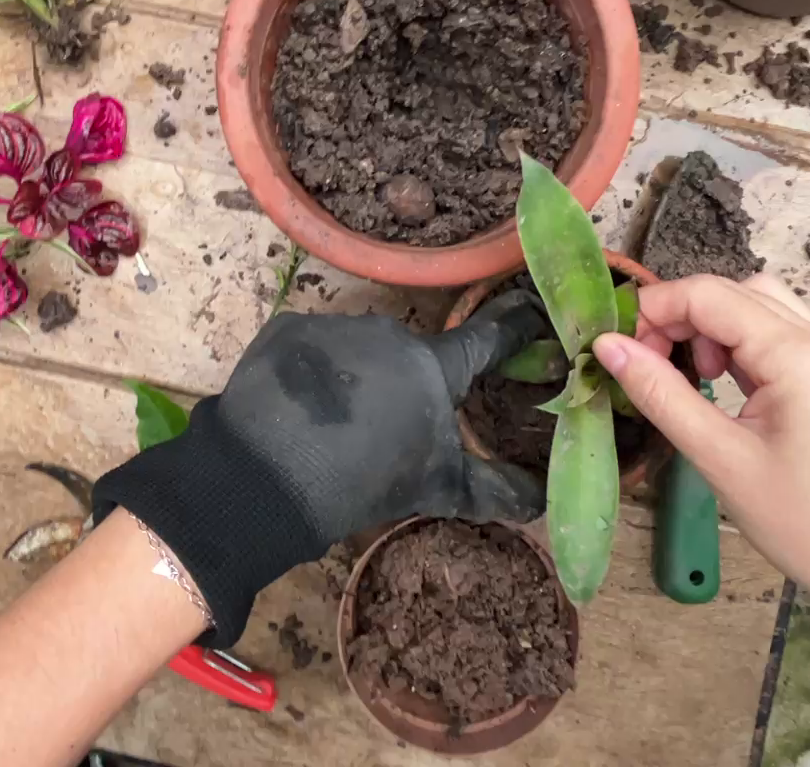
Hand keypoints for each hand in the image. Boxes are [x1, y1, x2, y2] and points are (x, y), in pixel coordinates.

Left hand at [93, 293, 548, 645]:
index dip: (516, 322)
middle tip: (393, 423)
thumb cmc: (364, 482)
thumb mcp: (436, 489)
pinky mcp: (290, 328)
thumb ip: (495, 490)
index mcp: (433, 365)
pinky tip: (301, 408)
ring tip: (340, 423)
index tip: (534, 308)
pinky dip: (316, 371)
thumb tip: (544, 502)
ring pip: (362, 349)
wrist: (265, 478)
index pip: (489, 335)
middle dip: (411, 381)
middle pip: (414, 353)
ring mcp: (336, 324)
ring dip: (361, 376)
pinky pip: (316, 347)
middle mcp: (390, 331)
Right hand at [591, 274, 809, 656]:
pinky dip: (743, 343)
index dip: (654, 309)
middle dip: (681, 314)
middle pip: (736, 291)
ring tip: (691, 375)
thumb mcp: (719, 458)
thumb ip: (659, 392)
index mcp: (800, 356)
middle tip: (649, 362)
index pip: (709, 295)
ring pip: (762, 307)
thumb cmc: (809, 528)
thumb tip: (606, 344)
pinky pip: (784, 336)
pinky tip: (727, 385)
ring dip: (713, 326)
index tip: (618, 347)